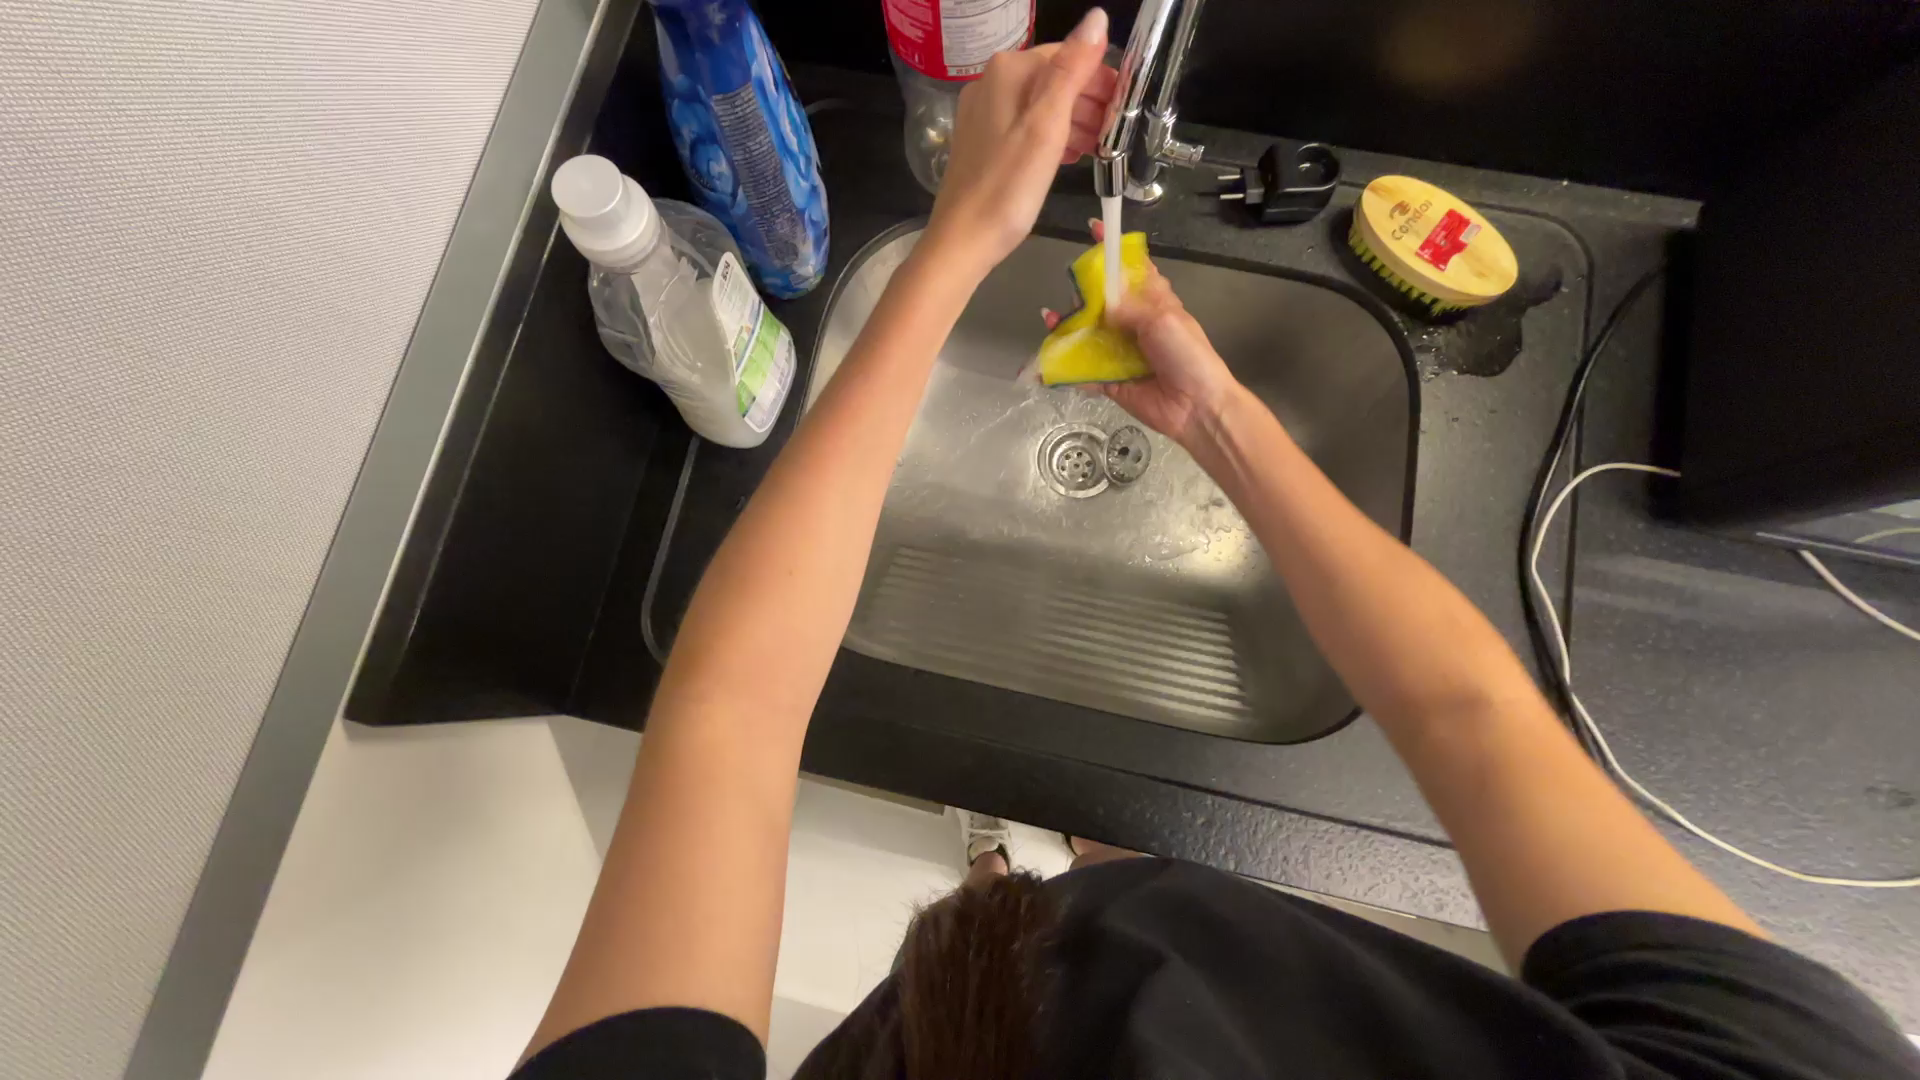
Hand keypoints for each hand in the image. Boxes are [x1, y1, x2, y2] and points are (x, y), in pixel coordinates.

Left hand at [923, 8, 1117, 277]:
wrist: (963, 241)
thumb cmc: (1008, 188)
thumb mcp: (1048, 126)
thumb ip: (1072, 70)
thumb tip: (1097, 18)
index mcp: (1008, 72)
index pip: (1066, 56)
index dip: (1100, 78)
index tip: (1125, 105)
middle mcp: (990, 85)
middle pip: (1052, 80)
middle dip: (1088, 101)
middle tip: (1116, 131)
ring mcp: (982, 116)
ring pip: (1039, 106)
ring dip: (1072, 121)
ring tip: (1099, 146)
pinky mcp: (981, 146)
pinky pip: (1025, 129)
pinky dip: (1050, 137)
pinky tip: (1068, 156)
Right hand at [1043, 222, 1244, 446]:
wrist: (1196, 406)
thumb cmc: (1188, 356)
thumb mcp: (1162, 320)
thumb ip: (1129, 307)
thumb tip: (1100, 302)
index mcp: (1153, 302)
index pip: (1131, 268)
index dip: (1113, 249)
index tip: (1094, 229)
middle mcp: (1133, 323)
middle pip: (1100, 301)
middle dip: (1081, 293)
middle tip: (1070, 290)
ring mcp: (1119, 352)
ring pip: (1086, 334)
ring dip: (1066, 327)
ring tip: (1051, 321)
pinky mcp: (1109, 380)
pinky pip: (1082, 372)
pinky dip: (1064, 369)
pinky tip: (1047, 364)